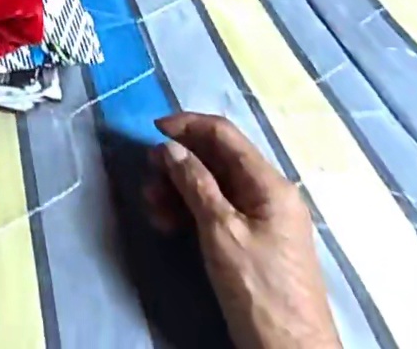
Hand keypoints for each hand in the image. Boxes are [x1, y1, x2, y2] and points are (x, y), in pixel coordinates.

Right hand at [144, 113, 340, 348]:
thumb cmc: (259, 290)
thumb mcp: (221, 232)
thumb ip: (195, 183)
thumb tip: (170, 147)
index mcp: (268, 183)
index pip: (224, 134)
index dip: (187, 125)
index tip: (152, 130)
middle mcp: (267, 192)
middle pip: (216, 158)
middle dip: (178, 161)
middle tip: (147, 174)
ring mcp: (261, 218)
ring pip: (212, 185)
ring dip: (178, 188)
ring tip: (152, 205)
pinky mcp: (252, 241)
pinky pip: (216, 210)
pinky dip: (189, 210)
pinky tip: (167, 222)